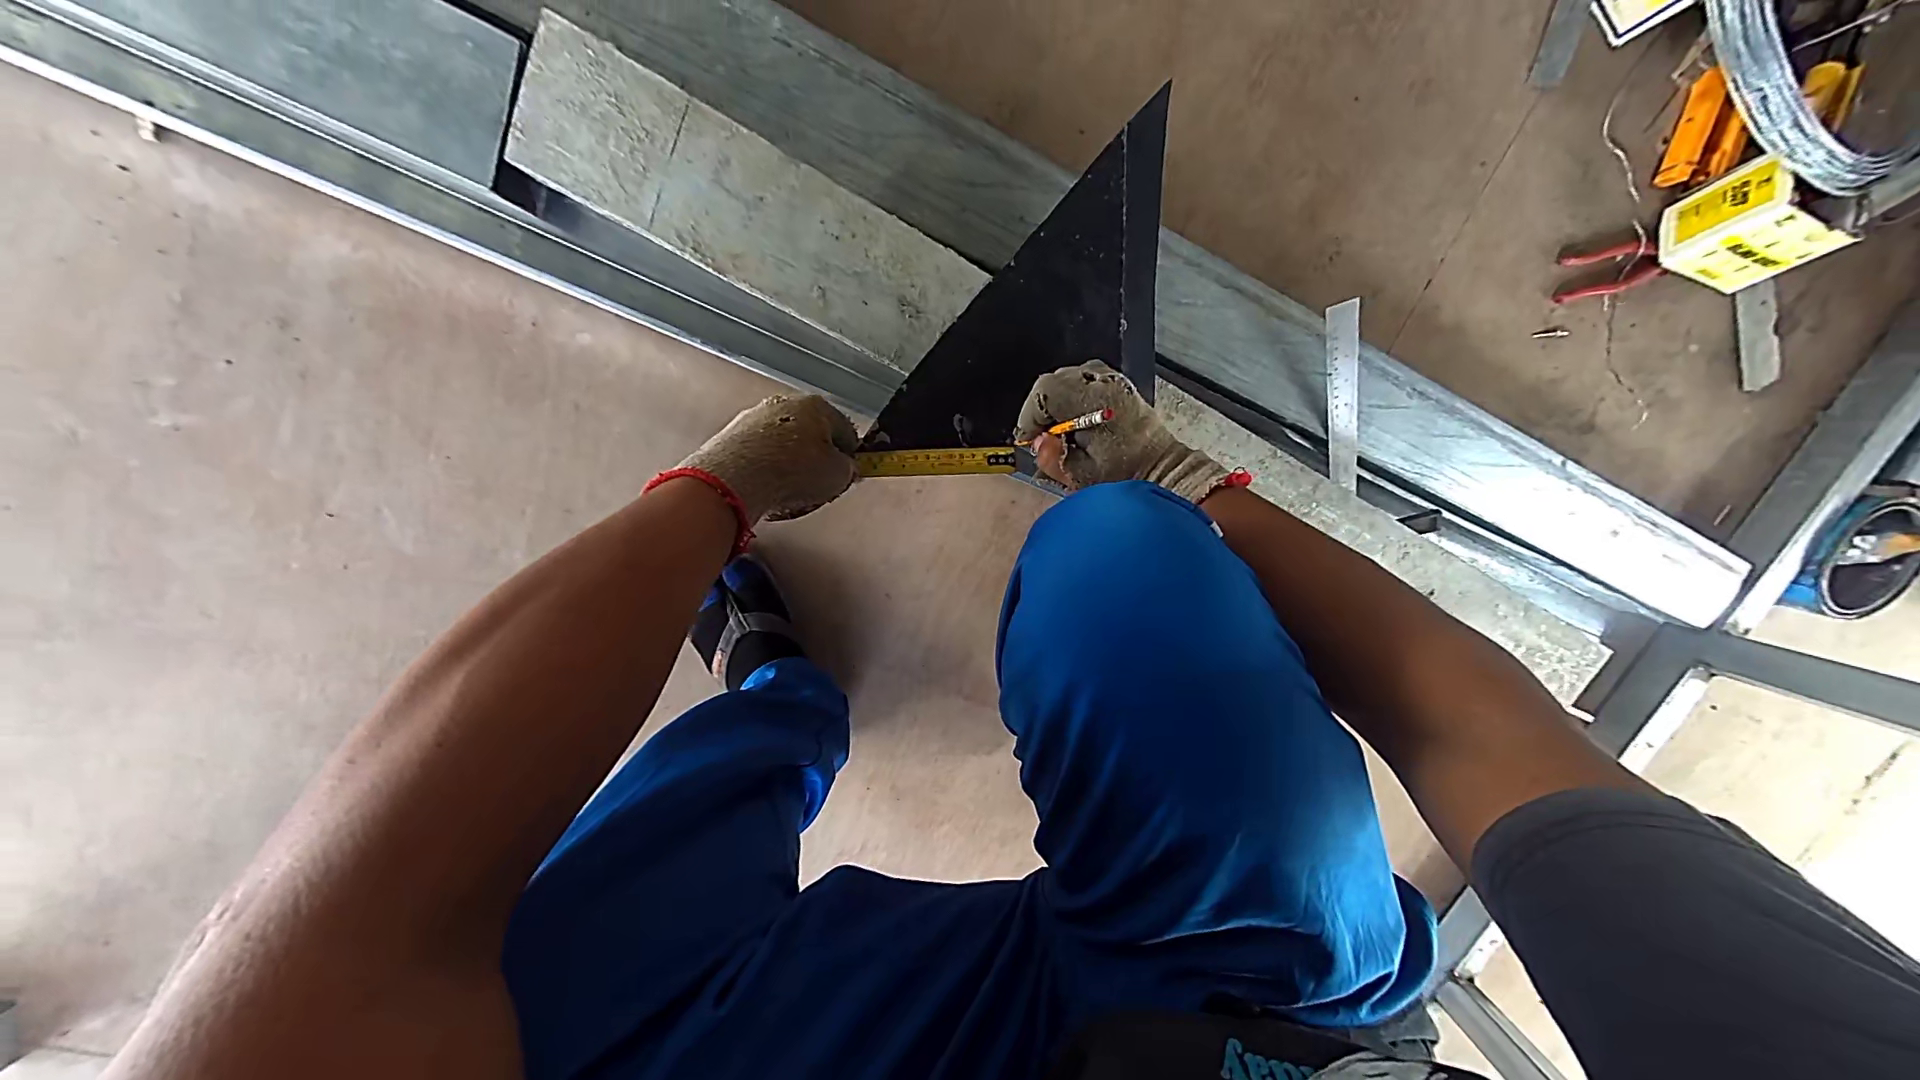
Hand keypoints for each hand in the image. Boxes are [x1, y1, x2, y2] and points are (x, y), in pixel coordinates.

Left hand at [678, 394, 859, 522]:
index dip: (849, 454)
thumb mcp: (839, 476)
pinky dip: (765, 469)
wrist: (737, 479)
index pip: (844, 429)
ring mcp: (756, 418)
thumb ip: (848, 469)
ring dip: (789, 463)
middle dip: (816, 457)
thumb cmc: (789, 471)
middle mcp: (785, 404)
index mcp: (818, 405)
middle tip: (820, 483)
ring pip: (782, 442)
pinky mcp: (732, 436)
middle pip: (810, 432)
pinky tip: (768, 487)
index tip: (849, 470)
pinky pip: (759, 454)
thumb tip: (845, 469)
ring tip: (792, 490)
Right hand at [1014, 361, 1229, 502]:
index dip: (1030, 417)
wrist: (1161, 469)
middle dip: (1041, 410)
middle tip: (1042, 436)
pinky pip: (1083, 381)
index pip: (1044, 393)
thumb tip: (1038, 442)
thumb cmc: (1127, 475)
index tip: (1028, 437)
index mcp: (1093, 401)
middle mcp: (1103, 384)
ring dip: (1055, 402)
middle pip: (1052, 383)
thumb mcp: (1081, 475)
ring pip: (1066, 379)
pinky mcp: (1117, 385)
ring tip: (1060, 430)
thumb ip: (1052, 458)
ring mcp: (1112, 380)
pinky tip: (1076, 421)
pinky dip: (1072, 398)